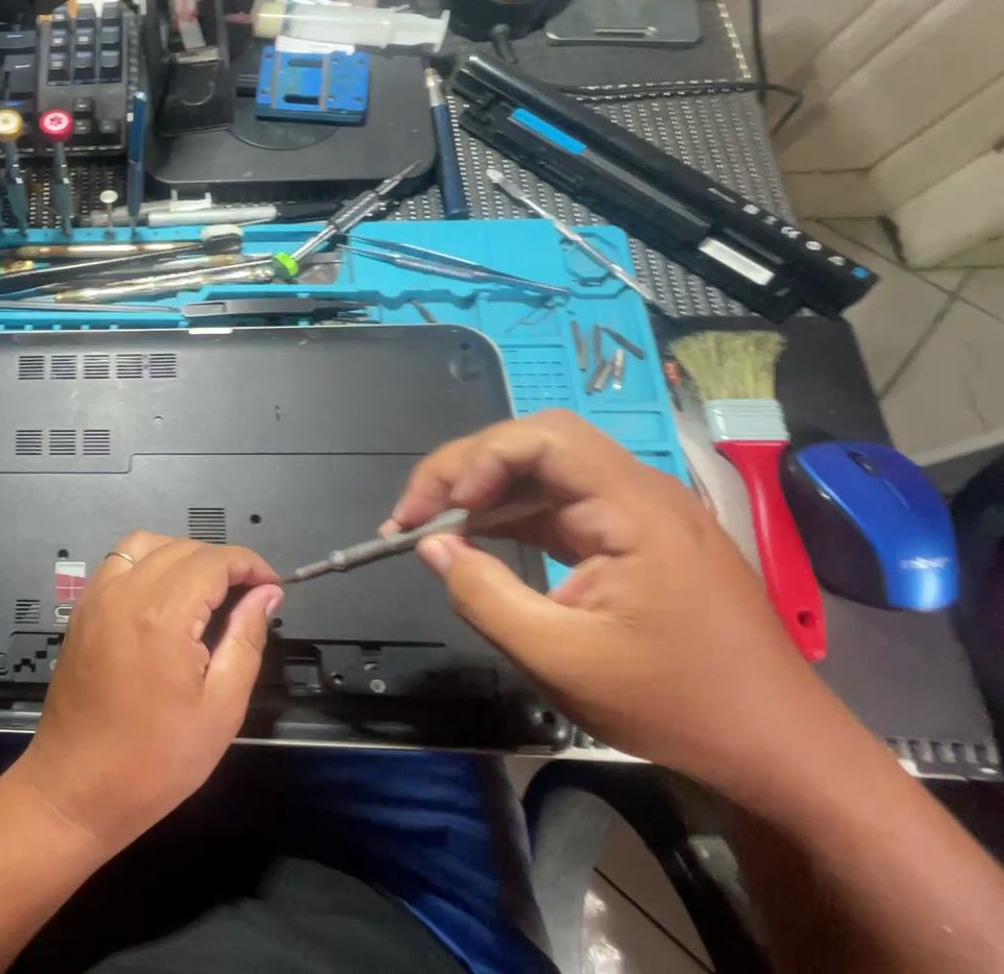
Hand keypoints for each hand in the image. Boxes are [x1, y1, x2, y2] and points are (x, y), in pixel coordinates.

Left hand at [8, 533, 281, 852]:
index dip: (250, 564)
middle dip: (221, 562)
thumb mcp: (221, 707)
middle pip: (181, 547)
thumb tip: (267, 594)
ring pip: (143, 544)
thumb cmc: (156, 761)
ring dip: (181, 555)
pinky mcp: (80, 613)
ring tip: (208, 592)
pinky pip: (116, 564)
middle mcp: (123, 594)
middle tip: (248, 597)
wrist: (78, 789)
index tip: (273, 586)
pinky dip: (146, 563)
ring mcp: (95, 600)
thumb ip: (246, 639)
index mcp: (161, 615)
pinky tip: (165, 598)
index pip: (213, 560)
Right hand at [390, 410, 829, 786]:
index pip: (543, 440)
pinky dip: (505, 517)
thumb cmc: (674, 704)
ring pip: (540, 473)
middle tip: (411, 517)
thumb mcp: (559, 658)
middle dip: (464, 470)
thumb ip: (483, 595)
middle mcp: (639, 496)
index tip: (432, 515)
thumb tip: (431, 546)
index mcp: (636, 511)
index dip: (474, 462)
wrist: (775, 747)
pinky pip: (556, 507)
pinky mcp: (631, 541)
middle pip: (535, 445)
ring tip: (425, 529)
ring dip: (479, 493)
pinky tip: (469, 541)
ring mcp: (637, 516)